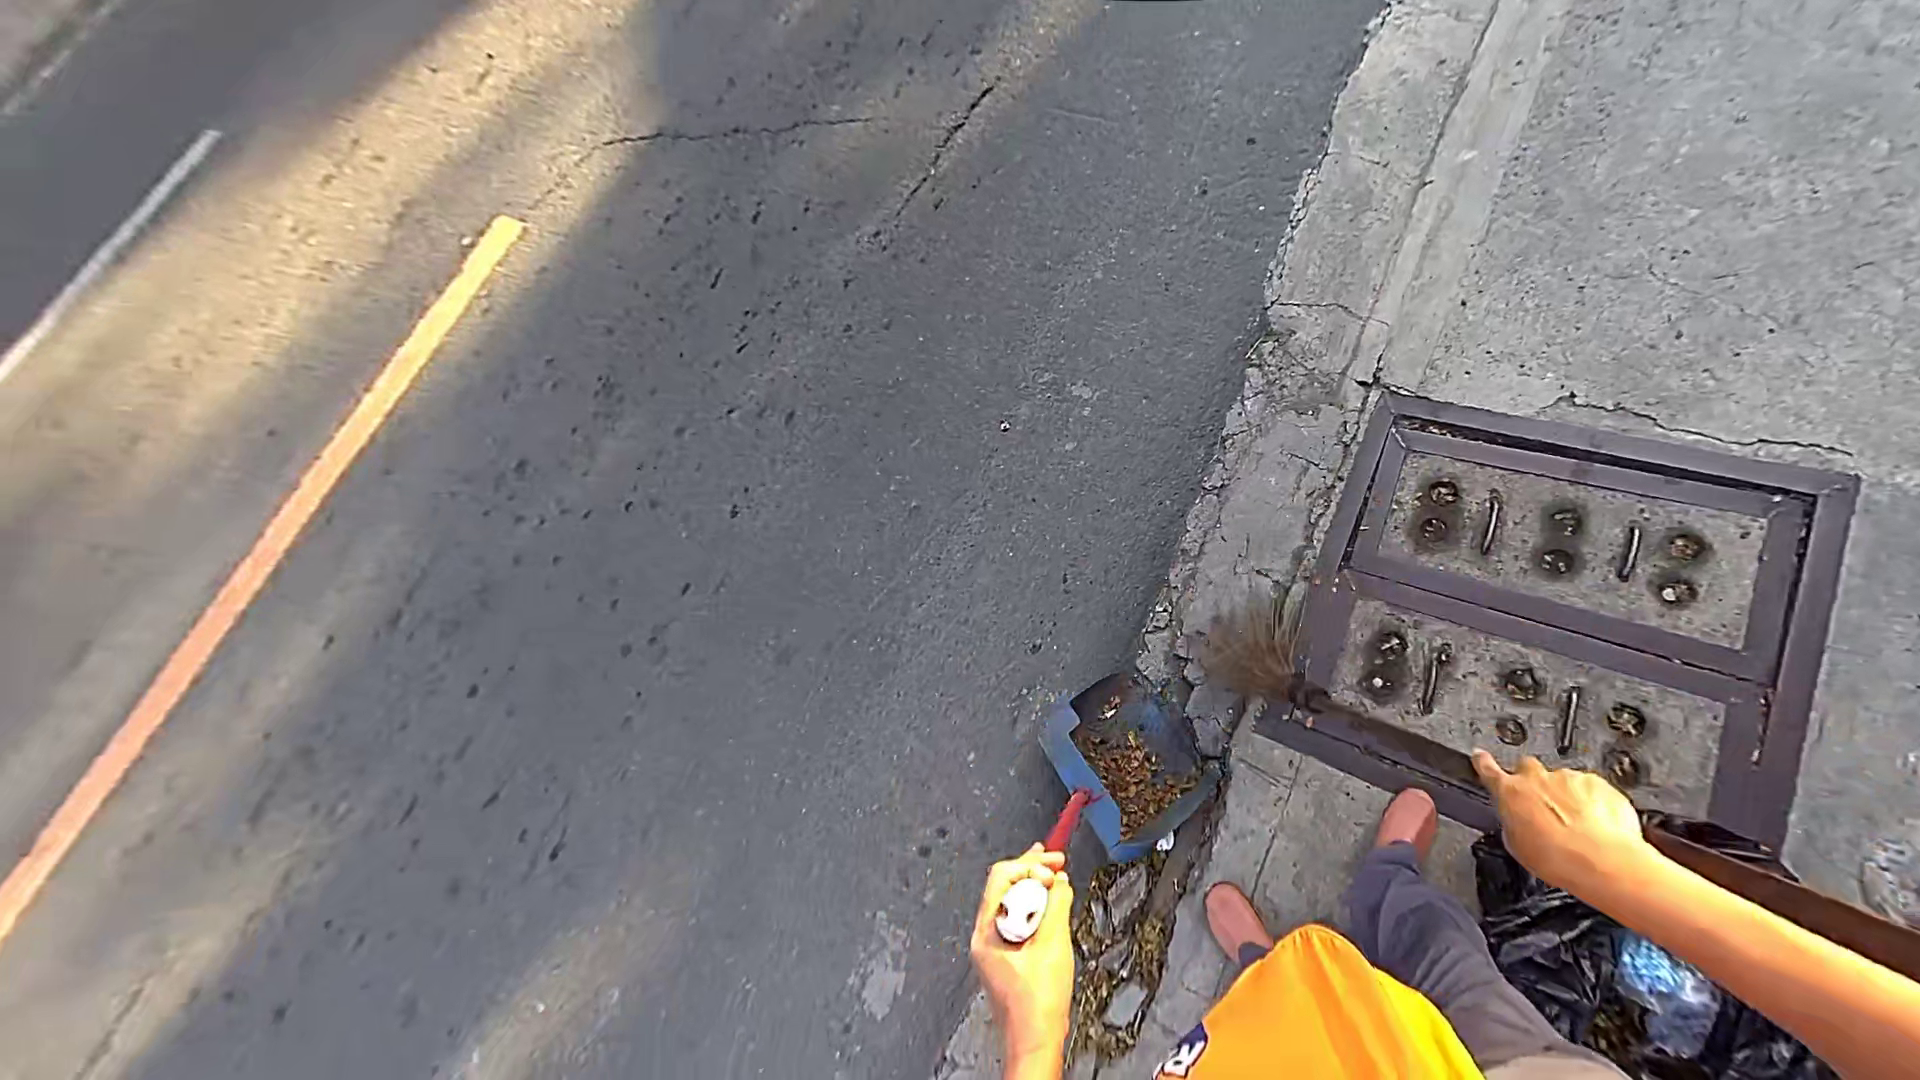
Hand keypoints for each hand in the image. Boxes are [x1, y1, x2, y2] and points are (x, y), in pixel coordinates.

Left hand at [970, 844, 1074, 1064]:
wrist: (1036, 1044)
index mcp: (987, 930)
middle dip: (1031, 869)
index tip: (1053, 864)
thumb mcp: (1053, 944)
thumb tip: (1060, 881)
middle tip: (1055, 860)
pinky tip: (1049, 903)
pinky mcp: (1005, 954)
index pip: (1001, 876)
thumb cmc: (1038, 1004)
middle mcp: (985, 934)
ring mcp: (994, 944)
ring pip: (1011, 900)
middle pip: (1004, 885)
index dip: (1029, 865)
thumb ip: (1057, 905)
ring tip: (1054, 876)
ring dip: (1033, 886)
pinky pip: (1016, 917)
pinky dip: (1033, 905)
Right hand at [1472, 750, 1653, 890]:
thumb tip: (1518, 822)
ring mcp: (1568, 779)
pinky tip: (1600, 825)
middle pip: (1528, 767)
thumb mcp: (1517, 846)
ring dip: (1568, 796)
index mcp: (1508, 791)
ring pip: (1564, 780)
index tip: (1481, 756)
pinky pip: (1594, 788)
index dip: (1482, 761)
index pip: (1486, 767)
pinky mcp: (1600, 785)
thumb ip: (1512, 823)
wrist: (1605, 863)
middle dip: (1535, 781)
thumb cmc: (1558, 858)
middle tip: (1545, 805)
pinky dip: (1596, 802)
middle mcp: (1535, 779)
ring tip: (1581, 825)